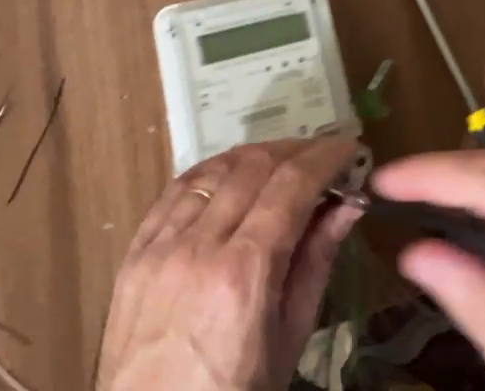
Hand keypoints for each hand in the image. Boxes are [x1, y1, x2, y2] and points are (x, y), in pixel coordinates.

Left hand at [97, 139, 361, 390]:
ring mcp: (160, 246)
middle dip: (296, 150)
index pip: (291, 184)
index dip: (325, 157)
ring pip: (213, 169)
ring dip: (255, 155)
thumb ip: (317, 261)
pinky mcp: (135, 253)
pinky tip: (233, 175)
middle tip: (323, 155)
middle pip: (253, 166)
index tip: (349, 148)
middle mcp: (198, 246)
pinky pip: (176, 191)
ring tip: (284, 161)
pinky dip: (212, 172)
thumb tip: (349, 205)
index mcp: (243, 272)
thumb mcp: (290, 337)